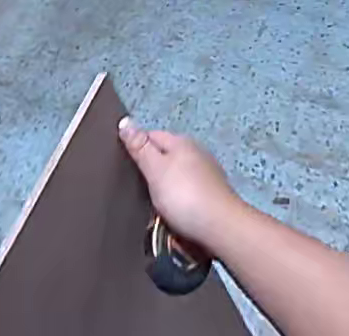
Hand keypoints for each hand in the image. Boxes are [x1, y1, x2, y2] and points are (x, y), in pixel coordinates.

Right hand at [118, 118, 247, 245]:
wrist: (222, 228)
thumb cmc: (184, 196)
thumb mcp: (155, 169)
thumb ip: (139, 147)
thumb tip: (125, 120)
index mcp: (181, 142)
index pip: (152, 135)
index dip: (137, 147)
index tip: (125, 167)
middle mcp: (196, 152)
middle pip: (166, 156)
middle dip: (152, 170)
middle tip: (137, 191)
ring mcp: (208, 173)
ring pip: (178, 175)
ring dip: (167, 187)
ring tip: (155, 207)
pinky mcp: (214, 194)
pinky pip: (189, 191)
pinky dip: (181, 200)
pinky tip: (176, 214)